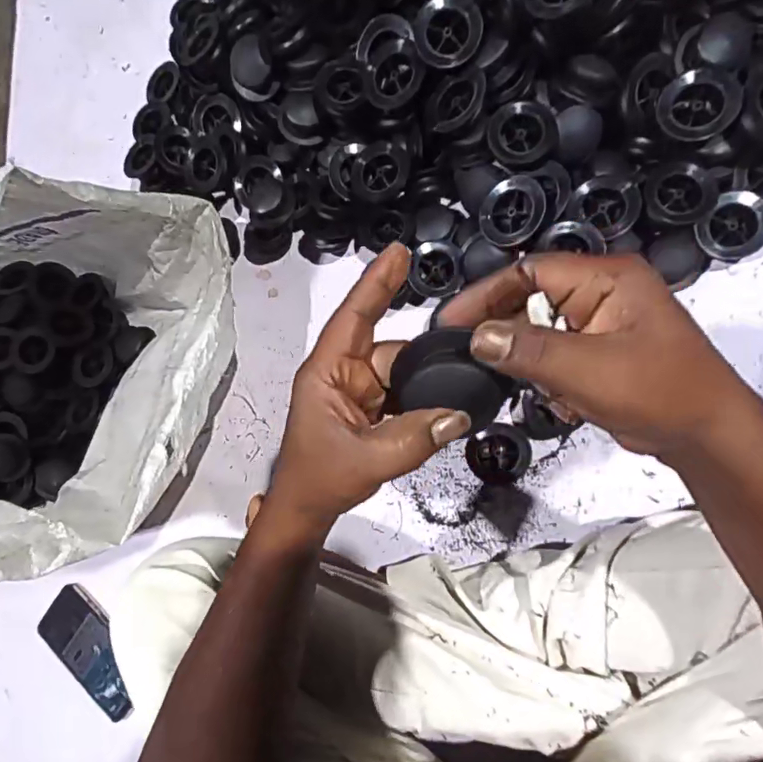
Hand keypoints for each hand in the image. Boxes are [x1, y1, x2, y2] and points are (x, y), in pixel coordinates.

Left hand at [261, 244, 472, 532]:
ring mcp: (357, 392)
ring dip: (419, 390)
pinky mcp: (369, 409)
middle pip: (389, 348)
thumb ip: (415, 438)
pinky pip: (401, 394)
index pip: (354, 316)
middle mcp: (342, 376)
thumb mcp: (368, 459)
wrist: (308, 507)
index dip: (377, 283)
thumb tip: (454, 417)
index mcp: (327, 373)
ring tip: (431, 410)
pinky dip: (418, 403)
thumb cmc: (316, 479)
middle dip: (418, 362)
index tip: (399, 254)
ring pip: (400, 374)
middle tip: (449, 368)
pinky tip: (429, 414)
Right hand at [435, 253, 754, 456]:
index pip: (529, 270)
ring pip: (541, 333)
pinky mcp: (600, 354)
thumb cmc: (671, 392)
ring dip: (532, 364)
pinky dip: (550, 380)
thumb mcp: (587, 370)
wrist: (704, 433)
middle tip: (476, 355)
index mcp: (608, 279)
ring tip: (544, 387)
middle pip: (532, 301)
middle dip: (507, 334)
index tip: (455, 321)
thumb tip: (482, 337)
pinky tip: (565, 401)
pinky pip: (556, 357)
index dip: (485, 295)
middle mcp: (604, 295)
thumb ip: (529, 350)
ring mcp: (602, 325)